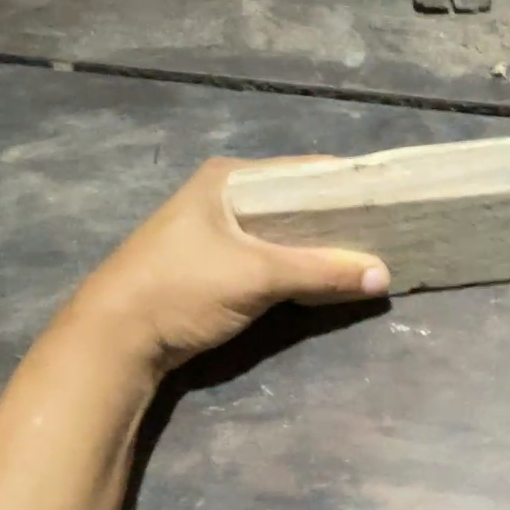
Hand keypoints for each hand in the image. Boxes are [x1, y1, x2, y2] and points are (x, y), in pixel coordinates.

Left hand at [67, 156, 389, 372]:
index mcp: (231, 179)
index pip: (305, 172)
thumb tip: (383, 276)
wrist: (118, 337)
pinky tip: (335, 278)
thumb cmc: (182, 288)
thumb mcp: (257, 276)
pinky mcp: (226, 265)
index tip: (392, 201)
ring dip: (326, 248)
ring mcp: (226, 232)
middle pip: (300, 203)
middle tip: (389, 233)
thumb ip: (322, 272)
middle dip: (342, 220)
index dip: (348, 186)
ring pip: (291, 234)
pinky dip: (307, 268)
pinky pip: (280, 259)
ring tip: (372, 255)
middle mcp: (230, 197)